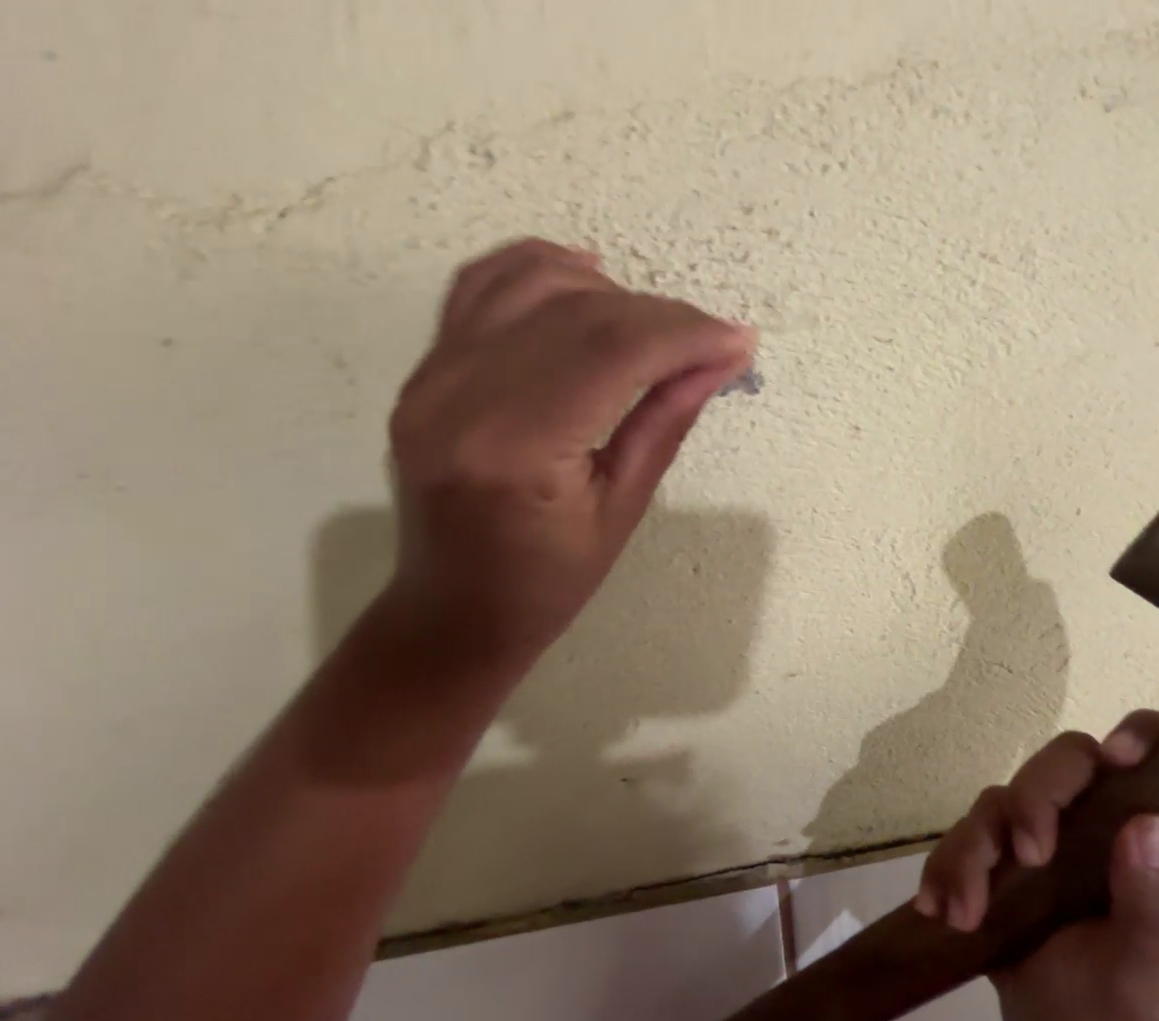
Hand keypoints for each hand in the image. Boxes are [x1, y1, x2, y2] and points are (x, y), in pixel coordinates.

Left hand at [383, 238, 755, 665]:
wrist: (451, 612)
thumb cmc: (544, 585)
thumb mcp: (620, 512)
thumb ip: (664, 421)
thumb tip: (724, 354)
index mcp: (516, 449)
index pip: (610, 350)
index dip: (683, 333)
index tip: (736, 341)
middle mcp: (462, 398)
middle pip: (575, 311)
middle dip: (656, 314)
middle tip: (706, 340)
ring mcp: (431, 378)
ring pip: (528, 282)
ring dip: (603, 289)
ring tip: (649, 325)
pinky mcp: (422, 373)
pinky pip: (478, 288)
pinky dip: (535, 269)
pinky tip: (581, 281)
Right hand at [914, 712, 1158, 1020]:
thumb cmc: (1120, 1006)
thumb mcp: (1150, 971)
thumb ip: (1155, 906)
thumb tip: (1151, 822)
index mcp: (1155, 836)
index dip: (1142, 736)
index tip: (1116, 758)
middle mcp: (1098, 819)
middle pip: (1065, 761)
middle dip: (1036, 798)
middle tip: (1027, 856)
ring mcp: (1042, 832)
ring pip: (1001, 797)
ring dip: (975, 849)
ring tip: (965, 912)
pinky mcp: (995, 851)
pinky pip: (959, 835)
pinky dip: (943, 868)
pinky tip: (938, 909)